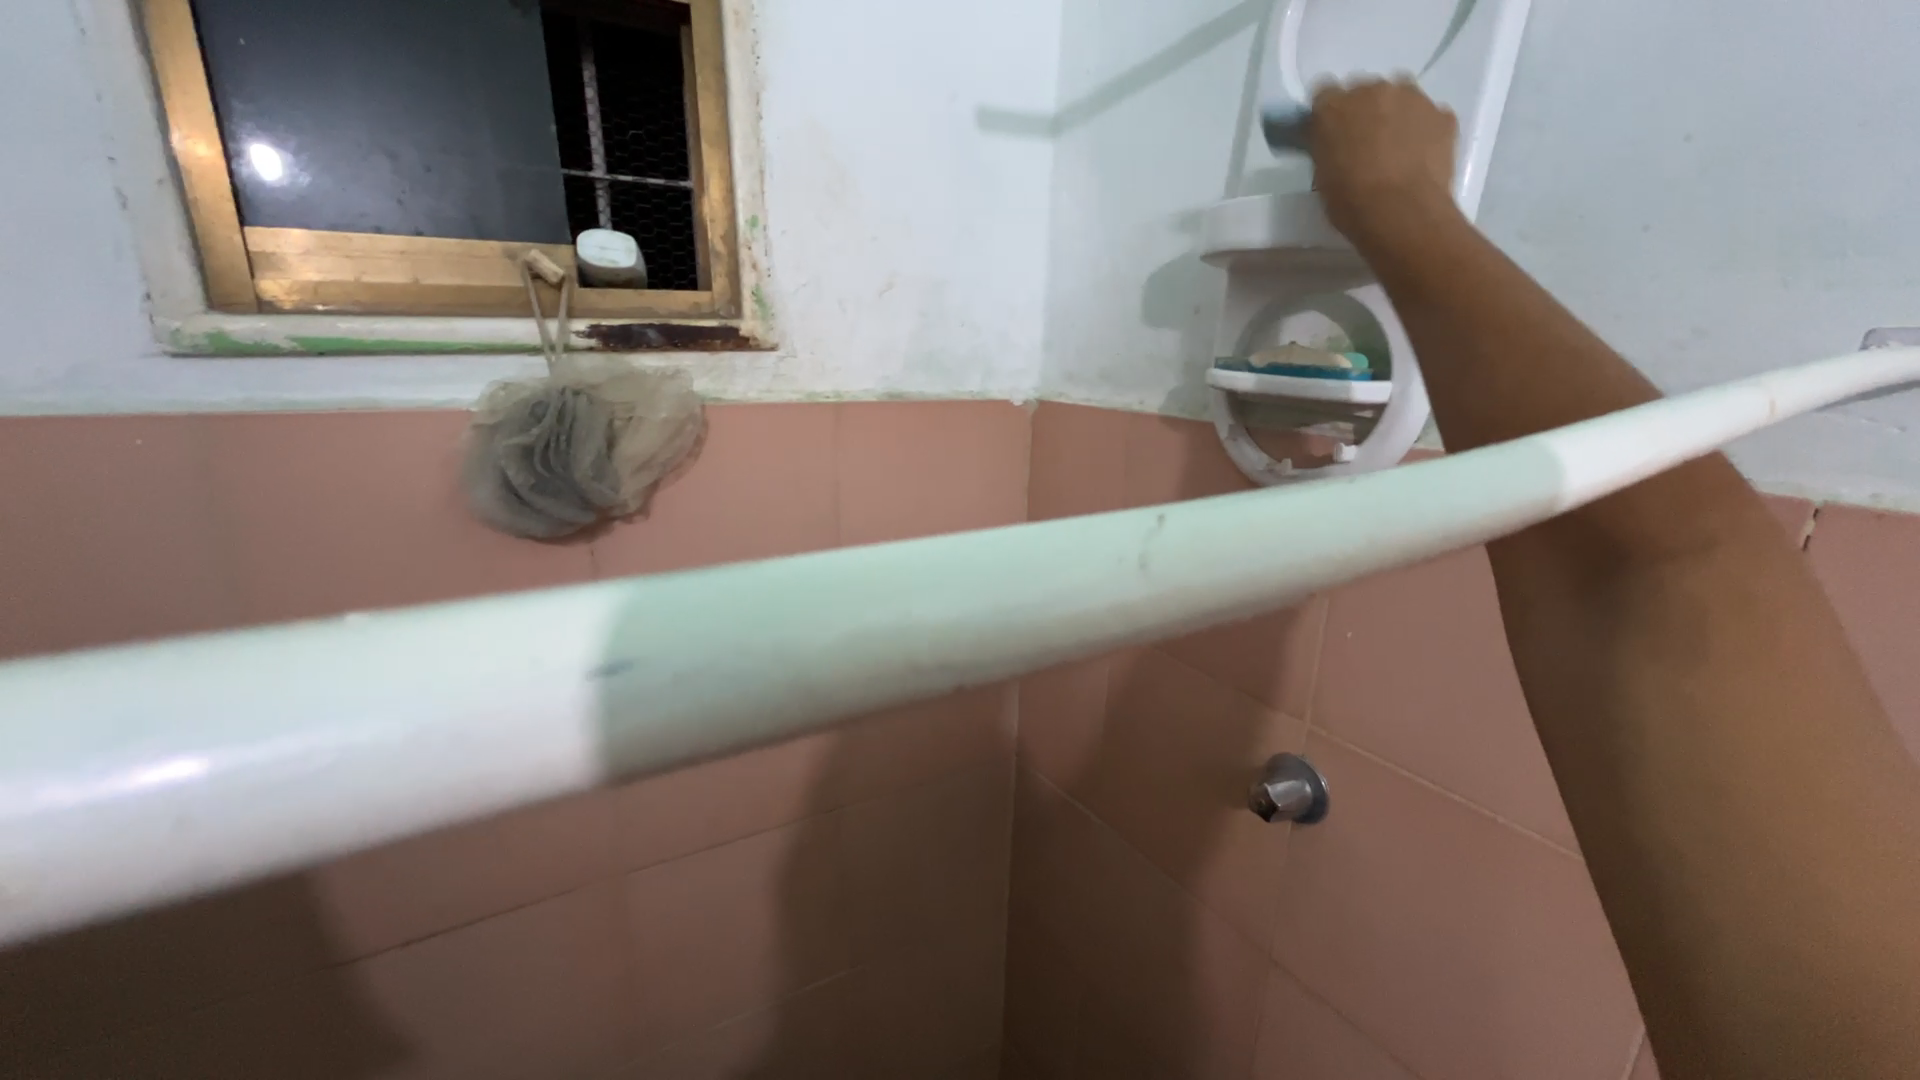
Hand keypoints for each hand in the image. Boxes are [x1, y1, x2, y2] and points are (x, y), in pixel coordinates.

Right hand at [1309, 78, 1460, 243]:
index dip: (1328, 114)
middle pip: (1365, 90)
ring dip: (1395, 114)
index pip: (1324, 94)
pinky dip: (1422, 130)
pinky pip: (1428, 115)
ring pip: (1400, 96)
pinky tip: (1419, 157)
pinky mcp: (1442, 113)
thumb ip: (1327, 147)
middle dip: (1363, 111)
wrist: (1401, 212)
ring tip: (1395, 149)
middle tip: (1363, 144)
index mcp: (1335, 107)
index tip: (1329, 134)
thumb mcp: (1322, 175)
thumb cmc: (1350, 201)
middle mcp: (1374, 89)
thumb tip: (1336, 143)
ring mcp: (1413, 97)